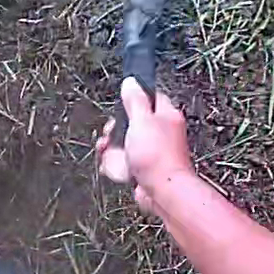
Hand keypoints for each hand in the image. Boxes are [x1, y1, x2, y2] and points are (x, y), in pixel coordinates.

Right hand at [96, 77, 193, 213]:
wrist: (163, 191)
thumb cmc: (156, 156)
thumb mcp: (141, 120)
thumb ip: (134, 100)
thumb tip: (130, 82)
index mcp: (166, 115)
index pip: (149, 97)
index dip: (131, 100)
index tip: (119, 109)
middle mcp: (161, 132)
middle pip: (132, 122)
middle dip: (115, 129)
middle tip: (110, 135)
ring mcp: (152, 152)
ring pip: (125, 144)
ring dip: (111, 149)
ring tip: (107, 153)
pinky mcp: (144, 169)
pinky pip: (124, 163)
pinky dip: (115, 166)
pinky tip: (112, 168)